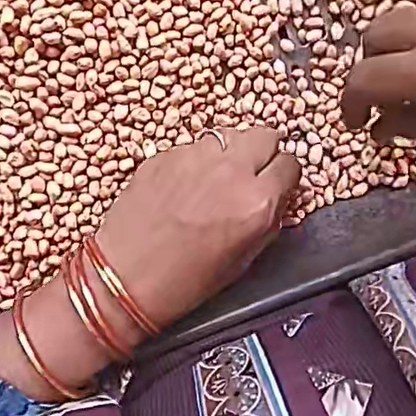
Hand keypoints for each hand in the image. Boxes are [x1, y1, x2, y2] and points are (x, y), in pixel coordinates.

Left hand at [94, 126, 301, 329]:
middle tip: (253, 173)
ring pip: (228, 134)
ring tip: (216, 179)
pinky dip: (196, 161)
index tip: (277, 184)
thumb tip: (279, 195)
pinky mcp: (164, 154)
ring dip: (230, 152)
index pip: (291, 164)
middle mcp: (230, 171)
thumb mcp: (244, 259)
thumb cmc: (184, 281)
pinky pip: (193, 146)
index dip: (284, 176)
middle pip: (265, 135)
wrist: (124, 279)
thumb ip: (269, 218)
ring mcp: (194, 158)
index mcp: (256, 201)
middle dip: (264, 152)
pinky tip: (185, 186)